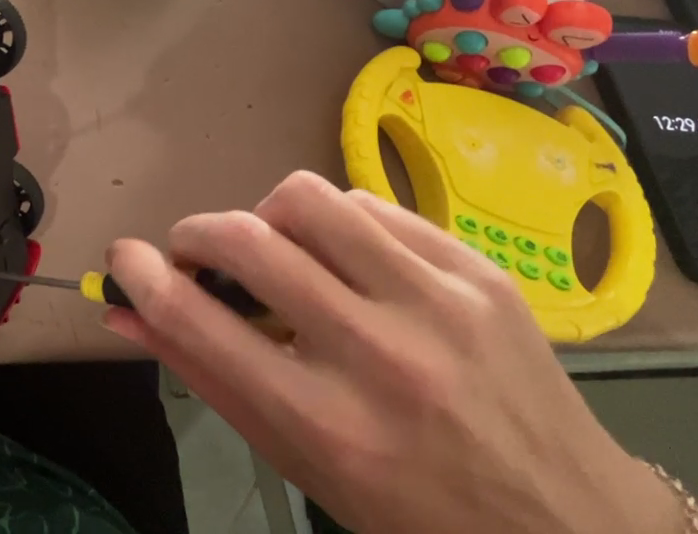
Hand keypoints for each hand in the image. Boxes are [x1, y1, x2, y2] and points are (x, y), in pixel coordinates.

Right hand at [105, 171, 682, 533]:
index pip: (197, 320)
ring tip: (280, 256)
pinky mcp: (480, 271)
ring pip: (306, 197)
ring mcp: (440, 304)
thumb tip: (123, 310)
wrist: (574, 530)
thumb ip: (205, 374)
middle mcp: (380, 356)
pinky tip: (349, 265)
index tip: (124, 259)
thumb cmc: (411, 510)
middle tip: (196, 257)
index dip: (140, 275)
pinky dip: (335, 227)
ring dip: (266, 219)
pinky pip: (369, 205)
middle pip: (245, 239)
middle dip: (194, 234)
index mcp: (327, 423)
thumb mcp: (298, 460)